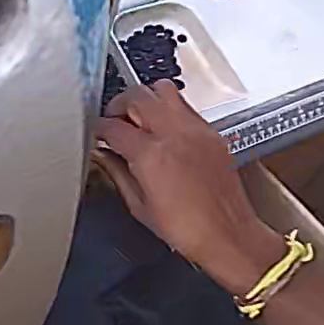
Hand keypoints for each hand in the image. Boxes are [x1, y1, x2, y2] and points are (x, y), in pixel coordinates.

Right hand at [93, 80, 284, 293]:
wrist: (227, 234)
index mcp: (151, 156)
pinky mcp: (211, 132)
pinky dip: (168, 110)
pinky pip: (184, 106)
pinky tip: (163, 130)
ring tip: (138, 118)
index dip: (99, 128)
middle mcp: (175, 134)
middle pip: (137, 96)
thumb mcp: (139, 206)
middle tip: (113, 121)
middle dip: (118, 105)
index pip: (113, 126)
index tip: (96, 134)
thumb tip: (105, 156)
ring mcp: (196, 129)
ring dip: (145, 99)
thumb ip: (118, 173)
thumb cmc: (187, 229)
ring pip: (163, 90)